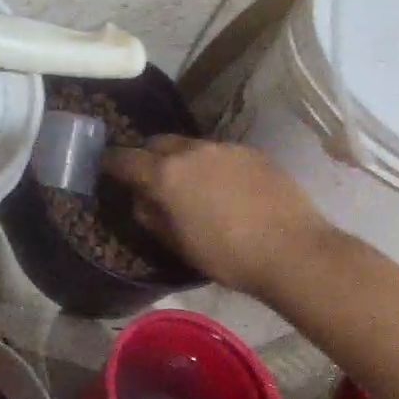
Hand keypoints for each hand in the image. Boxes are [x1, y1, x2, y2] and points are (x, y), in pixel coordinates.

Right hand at [100, 136, 335, 297]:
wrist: (293, 251)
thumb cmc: (226, 255)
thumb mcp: (177, 244)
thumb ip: (151, 216)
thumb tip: (141, 199)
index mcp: (165, 174)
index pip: (124, 159)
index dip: (110, 163)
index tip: (104, 168)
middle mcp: (191, 151)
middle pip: (157, 143)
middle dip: (148, 156)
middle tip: (150, 179)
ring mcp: (225, 148)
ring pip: (190, 146)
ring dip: (182, 161)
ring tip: (192, 186)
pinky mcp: (253, 152)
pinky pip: (220, 153)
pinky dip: (212, 165)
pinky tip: (225, 189)